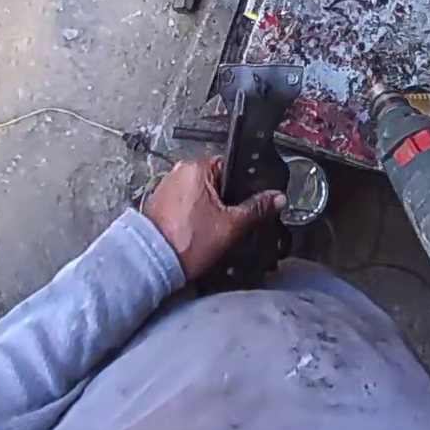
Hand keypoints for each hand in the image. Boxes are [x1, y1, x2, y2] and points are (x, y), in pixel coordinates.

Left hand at [142, 156, 283, 279]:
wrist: (151, 263)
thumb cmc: (188, 243)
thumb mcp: (230, 227)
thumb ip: (256, 208)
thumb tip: (277, 197)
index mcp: (197, 167)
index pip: (230, 166)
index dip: (242, 186)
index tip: (245, 204)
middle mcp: (179, 170)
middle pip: (214, 180)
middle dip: (224, 200)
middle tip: (229, 222)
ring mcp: (167, 184)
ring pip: (199, 192)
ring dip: (208, 208)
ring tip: (210, 230)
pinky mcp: (159, 200)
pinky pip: (184, 201)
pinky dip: (192, 213)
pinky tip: (196, 231)